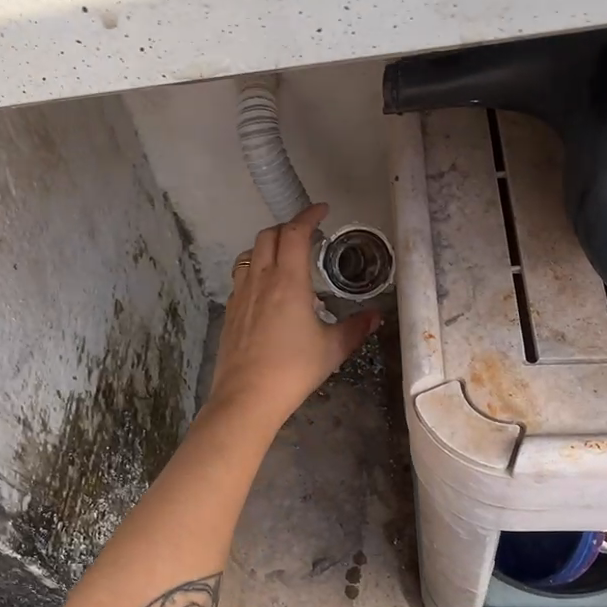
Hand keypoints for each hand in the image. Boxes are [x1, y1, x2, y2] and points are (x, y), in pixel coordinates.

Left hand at [207, 204, 381, 428]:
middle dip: (288, 227)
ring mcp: (241, 295)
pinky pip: (241, 277)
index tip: (322, 210)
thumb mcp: (332, 349)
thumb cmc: (293, 369)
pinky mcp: (230, 312)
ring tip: (284, 258)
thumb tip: (376, 316)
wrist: (246, 396)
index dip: (309, 215)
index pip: (295, 233)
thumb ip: (355, 328)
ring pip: (250, 254)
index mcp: (288, 281)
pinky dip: (255, 269)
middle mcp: (261, 280)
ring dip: (267, 246)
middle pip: (268, 236)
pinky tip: (266, 290)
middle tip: (307, 235)